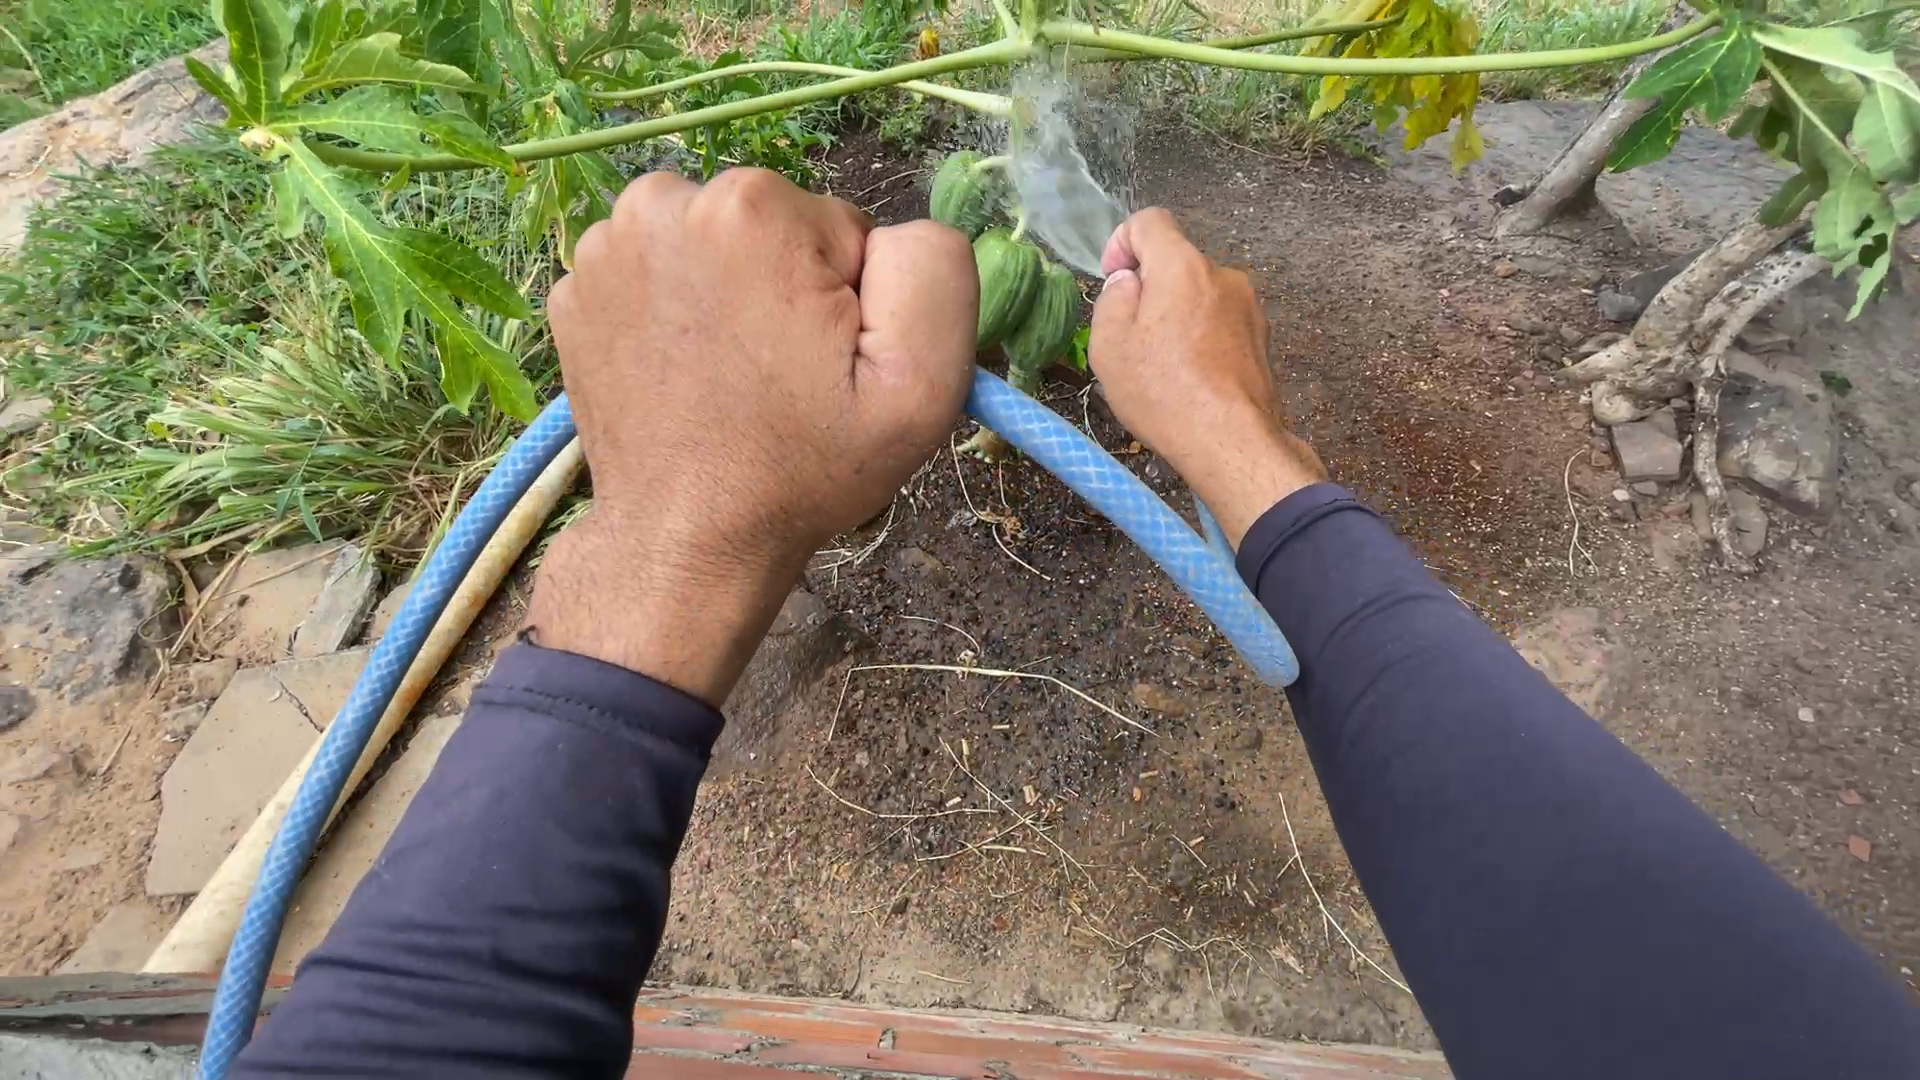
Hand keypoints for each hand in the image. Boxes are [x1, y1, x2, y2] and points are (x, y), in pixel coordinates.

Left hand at [529, 169, 977, 703]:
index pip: (843, 233)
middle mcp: (665, 201)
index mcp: (754, 209)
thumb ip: (936, 273)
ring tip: (737, 381)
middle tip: (786, 380)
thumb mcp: (921, 385)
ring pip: (718, 250)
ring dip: (737, 300)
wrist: (691, 542)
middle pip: (777, 232)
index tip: (826, 369)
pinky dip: (681, 316)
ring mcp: (606, 247)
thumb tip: (889, 236)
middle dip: (793, 294)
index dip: (852, 305)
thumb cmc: (807, 470)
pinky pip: (663, 279)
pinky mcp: (574, 292)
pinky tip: (689, 378)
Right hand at [1090, 208, 1324, 546]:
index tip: (1113, 282)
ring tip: (1161, 368)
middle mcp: (1222, 274)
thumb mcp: (1110, 346)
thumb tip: (1128, 283)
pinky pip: (1219, 325)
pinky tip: (1189, 381)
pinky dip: (1199, 340)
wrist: (1230, 442)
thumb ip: (1113, 299)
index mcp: (1181, 266)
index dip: (1121, 243)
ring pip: (1198, 297)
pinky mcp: (1261, 339)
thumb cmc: (1162, 392)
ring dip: (1175, 318)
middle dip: (1149, 290)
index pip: (1150, 221)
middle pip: (1176, 263)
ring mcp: (1248, 307)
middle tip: (1130, 340)